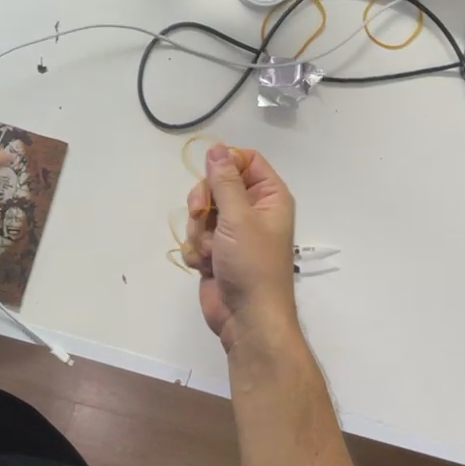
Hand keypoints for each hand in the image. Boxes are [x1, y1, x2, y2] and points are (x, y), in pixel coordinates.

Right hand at [183, 144, 298, 352]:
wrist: (246, 317)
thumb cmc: (252, 264)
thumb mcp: (238, 217)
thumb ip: (224, 181)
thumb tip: (217, 148)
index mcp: (268, 197)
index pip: (246, 161)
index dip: (225, 164)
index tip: (209, 176)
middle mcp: (251, 211)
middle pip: (215, 185)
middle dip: (203, 204)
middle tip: (204, 218)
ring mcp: (232, 233)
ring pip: (201, 213)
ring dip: (199, 233)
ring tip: (212, 253)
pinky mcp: (215, 252)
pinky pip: (195, 237)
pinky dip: (197, 251)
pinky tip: (206, 266)